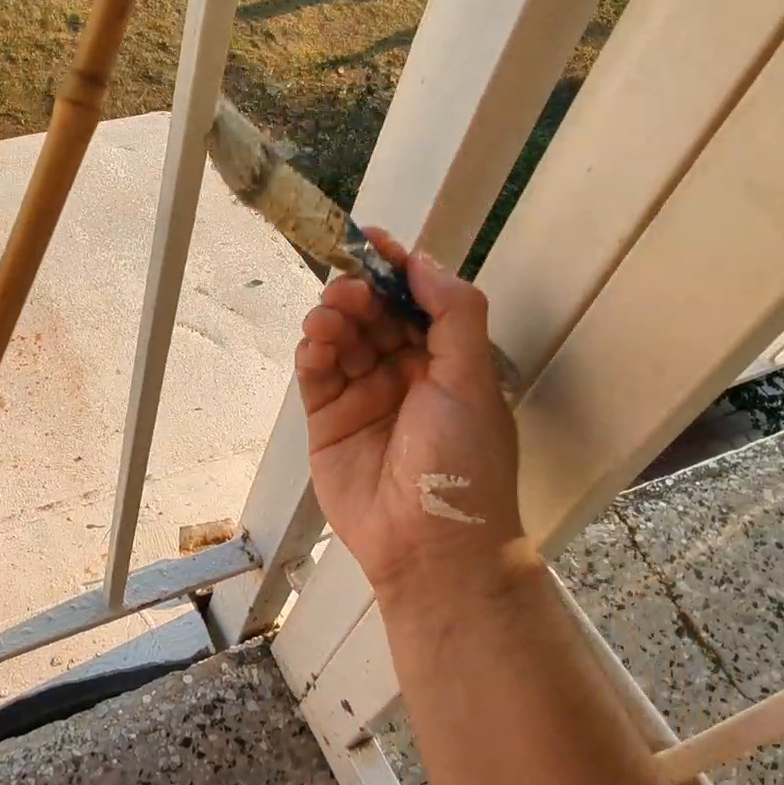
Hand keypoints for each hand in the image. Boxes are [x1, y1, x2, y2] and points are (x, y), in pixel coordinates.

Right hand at [295, 230, 520, 607]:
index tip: (371, 239)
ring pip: (339, 337)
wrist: (430, 545)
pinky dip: (312, 352)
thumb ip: (452, 313)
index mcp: (444, 361)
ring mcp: (362, 394)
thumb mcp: (472, 380)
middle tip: (346, 288)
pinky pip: (315, 372)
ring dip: (331, 319)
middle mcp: (402, 372)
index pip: (414, 300)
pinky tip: (315, 346)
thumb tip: (422, 259)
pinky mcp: (327, 419)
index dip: (395, 268)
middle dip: (358, 293)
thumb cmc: (462, 460)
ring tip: (328, 320)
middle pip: (371, 314)